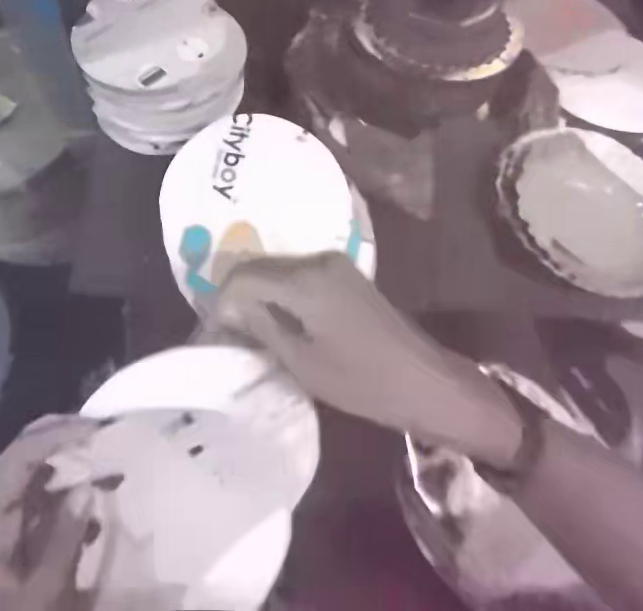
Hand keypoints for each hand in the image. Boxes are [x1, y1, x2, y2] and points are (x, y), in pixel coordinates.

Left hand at [0, 416, 99, 610]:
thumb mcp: (41, 599)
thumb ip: (63, 541)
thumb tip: (85, 488)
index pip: (18, 458)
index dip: (55, 436)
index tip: (94, 430)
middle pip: (17, 458)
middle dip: (55, 437)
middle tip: (97, 431)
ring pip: (24, 478)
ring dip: (59, 463)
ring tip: (98, 459)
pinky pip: (29, 506)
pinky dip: (57, 496)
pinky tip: (86, 510)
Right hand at [217, 252, 523, 464]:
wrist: (428, 382)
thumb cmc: (364, 382)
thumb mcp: (303, 363)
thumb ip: (261, 327)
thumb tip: (230, 308)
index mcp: (305, 281)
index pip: (245, 275)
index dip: (223, 298)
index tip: (215, 326)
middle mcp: (317, 260)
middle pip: (260, 266)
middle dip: (238, 293)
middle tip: (227, 327)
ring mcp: (333, 262)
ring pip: (278, 268)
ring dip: (259, 291)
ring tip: (248, 324)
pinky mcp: (344, 272)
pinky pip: (298, 273)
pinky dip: (280, 291)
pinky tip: (276, 316)